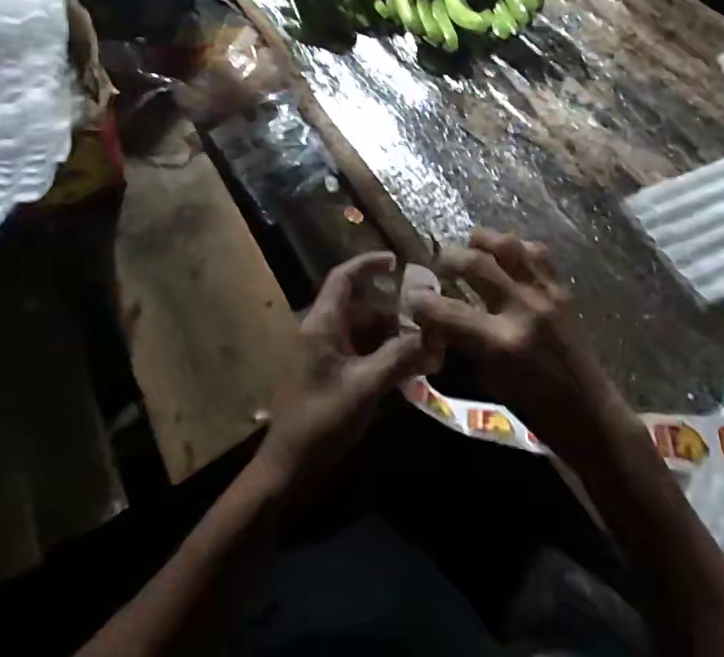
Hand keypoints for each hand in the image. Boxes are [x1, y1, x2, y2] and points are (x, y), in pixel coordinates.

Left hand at [256, 252, 439, 486]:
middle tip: (433, 322)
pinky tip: (414, 371)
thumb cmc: (321, 419)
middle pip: (362, 307)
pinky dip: (387, 357)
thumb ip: (398, 359)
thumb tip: (433, 337)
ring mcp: (327, 353)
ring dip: (395, 338)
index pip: (343, 279)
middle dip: (397, 312)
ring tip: (432, 350)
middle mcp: (323, 331)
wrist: (291, 462)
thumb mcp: (365, 387)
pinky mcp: (333, 374)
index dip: (367, 264)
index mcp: (322, 324)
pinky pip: (364, 353)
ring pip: (366, 332)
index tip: (397, 260)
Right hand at [407, 230, 636, 457]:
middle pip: (473, 262)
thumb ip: (457, 342)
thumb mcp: (485, 379)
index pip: (444, 309)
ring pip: (506, 245)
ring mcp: (547, 295)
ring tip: (468, 253)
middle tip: (435, 269)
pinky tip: (502, 261)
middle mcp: (524, 310)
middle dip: (444, 260)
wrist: (593, 416)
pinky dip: (514, 249)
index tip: (409, 299)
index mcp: (501, 343)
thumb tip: (429, 318)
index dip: (418, 301)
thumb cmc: (533, 409)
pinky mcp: (563, 290)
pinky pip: (536, 253)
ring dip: (479, 243)